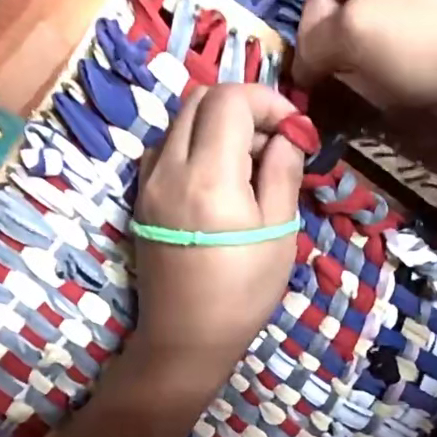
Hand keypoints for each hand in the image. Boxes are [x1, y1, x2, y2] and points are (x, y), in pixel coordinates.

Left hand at [129, 84, 303, 387]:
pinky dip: (197, 143)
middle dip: (245, 107)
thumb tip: (287, 136)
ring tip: (250, 164)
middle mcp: (169, 167)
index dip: (269, 102)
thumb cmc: (242, 292)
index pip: (231, 100)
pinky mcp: (141, 196)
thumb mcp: (278, 233)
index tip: (295, 131)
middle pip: (201, 98)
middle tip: (275, 143)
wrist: (186, 338)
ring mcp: (148, 181)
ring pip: (182, 120)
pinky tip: (219, 178)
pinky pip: (168, 147)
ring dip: (220, 123)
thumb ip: (282, 173)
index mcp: (209, 176)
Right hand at [294, 0, 436, 120]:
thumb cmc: (426, 43)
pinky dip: (398, 58)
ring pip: (380, 17)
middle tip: (343, 77)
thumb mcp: (353, 36)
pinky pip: (410, 30)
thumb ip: (314, 43)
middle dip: (343, 40)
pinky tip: (406, 82)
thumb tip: (304, 62)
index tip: (309, 74)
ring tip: (379, 83)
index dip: (312, 27)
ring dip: (369, 55)